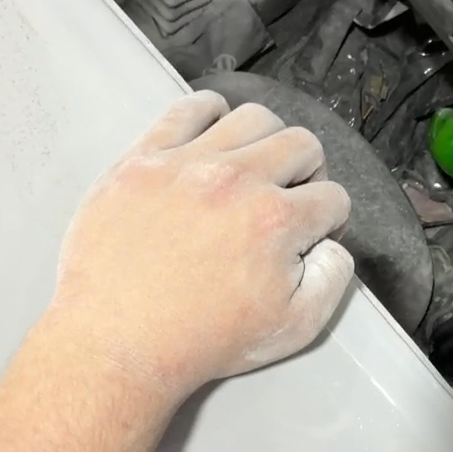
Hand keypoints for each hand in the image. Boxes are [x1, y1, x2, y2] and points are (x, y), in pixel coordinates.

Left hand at [46, 91, 353, 396]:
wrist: (119, 342)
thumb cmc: (205, 339)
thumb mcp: (295, 328)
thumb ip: (332, 279)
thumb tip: (332, 243)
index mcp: (278, 221)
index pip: (333, 197)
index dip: (330, 220)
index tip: (309, 236)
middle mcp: (239, 179)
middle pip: (303, 145)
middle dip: (309, 173)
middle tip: (288, 201)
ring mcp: (188, 163)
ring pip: (255, 118)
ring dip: (268, 142)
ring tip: (252, 171)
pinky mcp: (145, 158)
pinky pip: (188, 109)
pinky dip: (211, 114)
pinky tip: (212, 140)